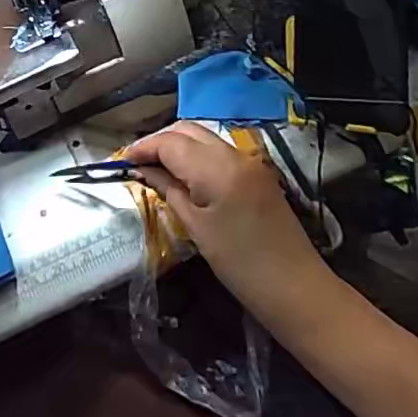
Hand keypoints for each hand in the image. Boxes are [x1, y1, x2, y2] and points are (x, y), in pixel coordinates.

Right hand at [126, 122, 325, 305]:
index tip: (122, 160)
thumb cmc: (240, 264)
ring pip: (204, 136)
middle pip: (188, 130)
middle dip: (160, 141)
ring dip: (178, 145)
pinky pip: (219, 150)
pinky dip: (197, 154)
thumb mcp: (196, 229)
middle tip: (137, 163)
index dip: (144, 147)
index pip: (171, 142)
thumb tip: (144, 170)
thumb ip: (169, 190)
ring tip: (156, 167)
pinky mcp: (257, 170)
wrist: (295, 286)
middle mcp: (234, 152)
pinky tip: (185, 173)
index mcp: (217, 167)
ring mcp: (249, 159)